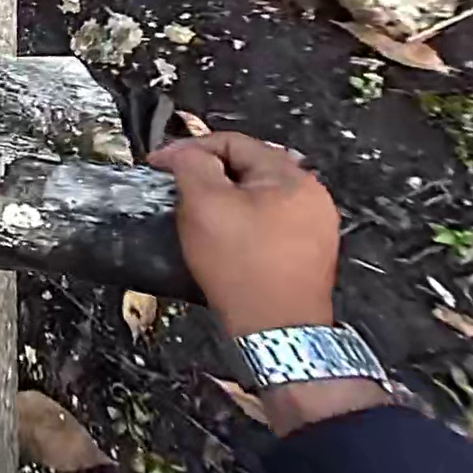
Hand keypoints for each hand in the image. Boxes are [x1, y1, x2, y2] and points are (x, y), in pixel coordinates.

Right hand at [149, 132, 338, 336]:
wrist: (276, 330)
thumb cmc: (239, 262)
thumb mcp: (203, 203)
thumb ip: (191, 164)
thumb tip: (185, 153)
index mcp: (292, 177)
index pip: (231, 142)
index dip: (189, 148)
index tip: (159, 164)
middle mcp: (311, 196)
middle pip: (244, 166)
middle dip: (204, 172)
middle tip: (175, 186)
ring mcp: (313, 225)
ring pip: (252, 193)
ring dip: (219, 195)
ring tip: (193, 211)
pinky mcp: (305, 251)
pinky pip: (263, 218)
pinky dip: (236, 218)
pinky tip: (218, 234)